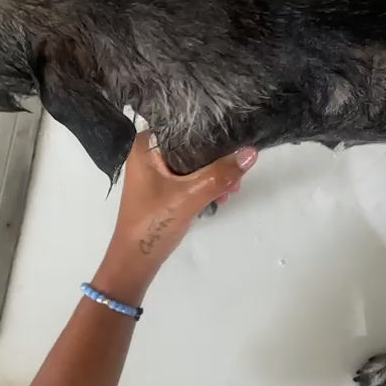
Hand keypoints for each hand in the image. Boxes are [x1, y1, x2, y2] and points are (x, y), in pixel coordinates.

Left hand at [93, 135, 256, 301]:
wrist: (135, 261)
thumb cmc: (154, 223)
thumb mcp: (190, 196)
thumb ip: (220, 174)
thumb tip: (251, 153)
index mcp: (145, 146)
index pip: (181, 124)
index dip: (209, 129)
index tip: (235, 136)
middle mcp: (147, 154)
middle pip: (190, 145)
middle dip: (216, 158)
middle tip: (237, 173)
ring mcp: (154, 173)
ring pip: (192, 163)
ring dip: (213, 174)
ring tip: (231, 189)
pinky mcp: (161, 190)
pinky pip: (188, 178)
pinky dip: (205, 185)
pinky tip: (221, 196)